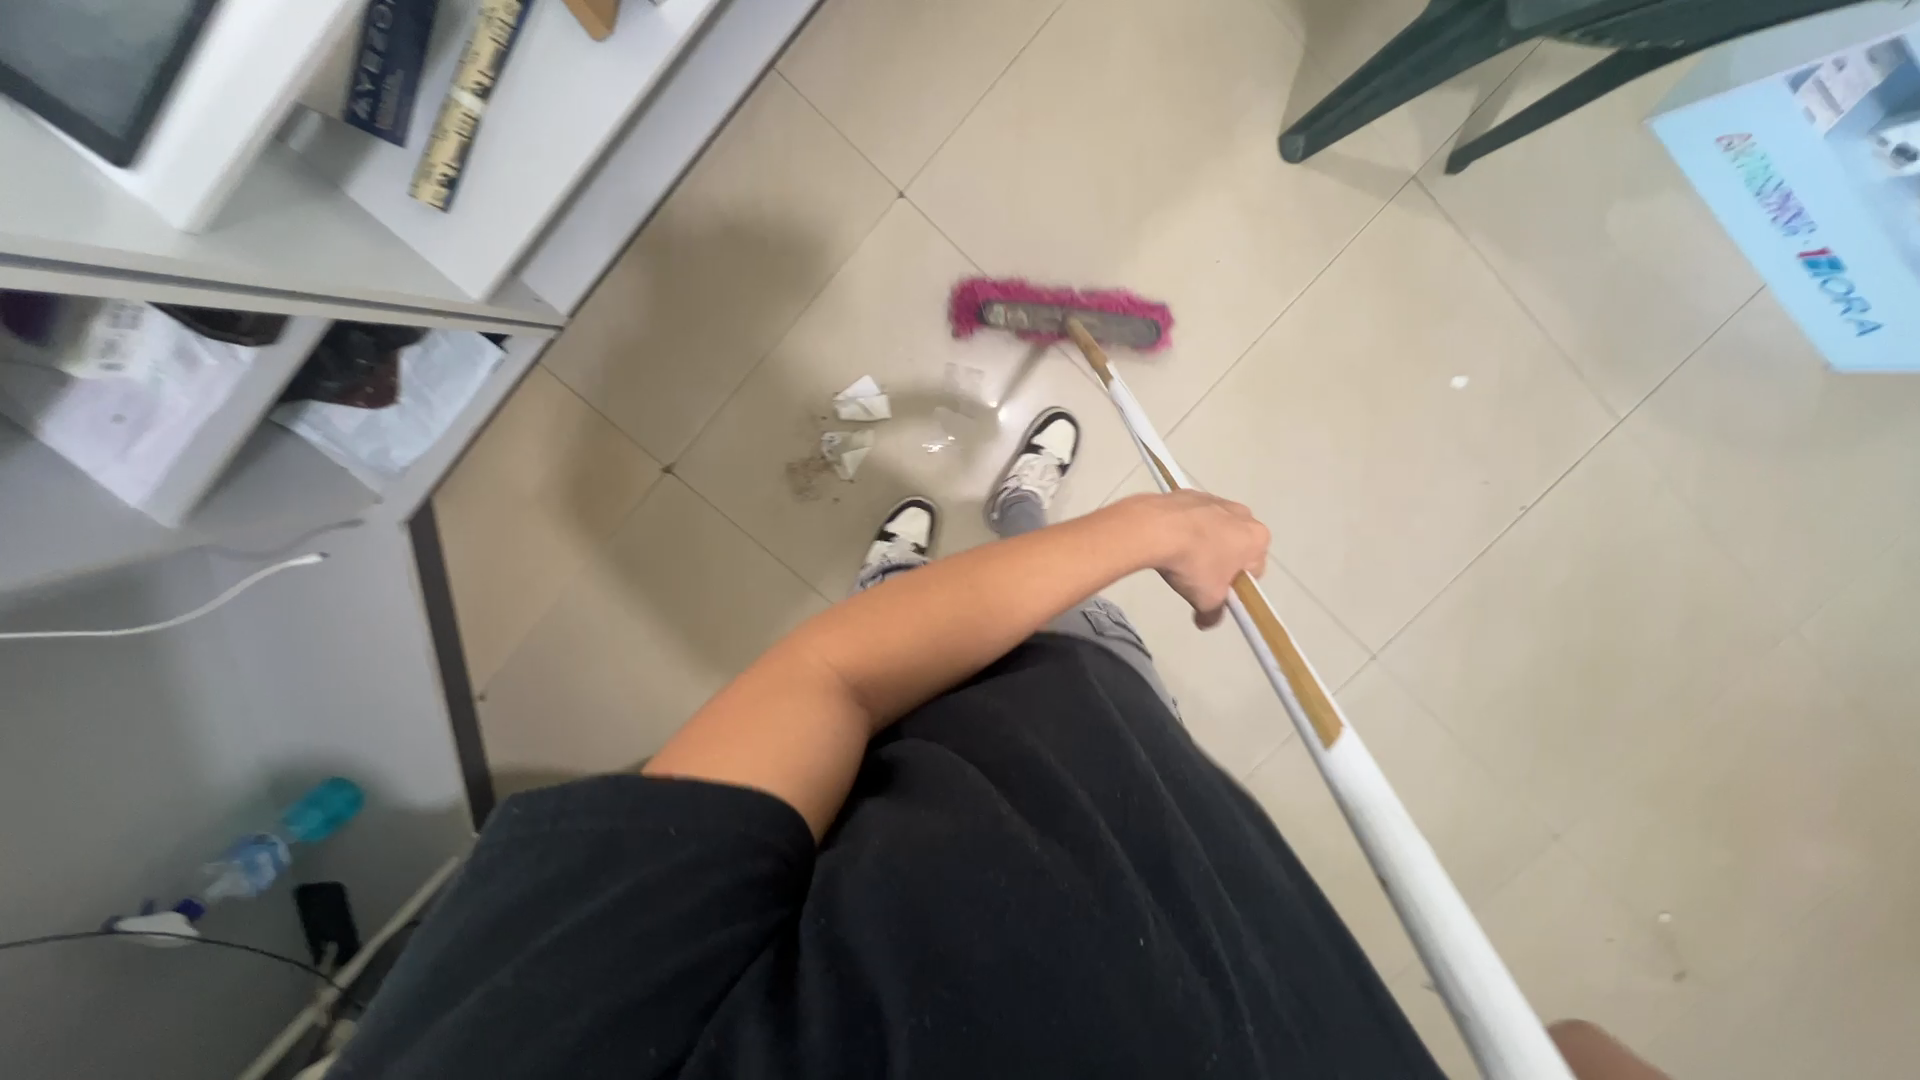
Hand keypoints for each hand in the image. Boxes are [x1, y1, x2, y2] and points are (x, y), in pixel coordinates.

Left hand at [1124, 491, 1270, 628]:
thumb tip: (1207, 622)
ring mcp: (1214, 499)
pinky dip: (1183, 528)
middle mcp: (1242, 513)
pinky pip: (1191, 517)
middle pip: (1235, 545)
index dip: (1236, 585)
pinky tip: (1168, 541)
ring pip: (1214, 529)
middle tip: (1198, 576)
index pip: (1254, 568)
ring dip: (1202, 543)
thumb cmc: (1193, 564)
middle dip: (1221, 561)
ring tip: (1180, 558)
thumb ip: (1213, 615)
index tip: (1217, 591)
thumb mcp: (1207, 600)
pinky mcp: (1188, 493)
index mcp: (1257, 537)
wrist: (1155, 528)